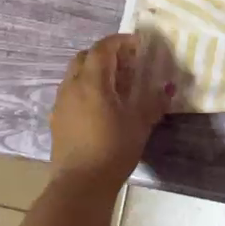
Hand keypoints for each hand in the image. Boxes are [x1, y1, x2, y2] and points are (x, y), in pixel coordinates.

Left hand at [49, 34, 173, 191]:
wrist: (80, 184)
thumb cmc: (113, 149)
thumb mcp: (139, 124)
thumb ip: (153, 103)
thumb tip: (168, 88)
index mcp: (92, 82)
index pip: (102, 49)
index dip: (119, 42)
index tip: (136, 43)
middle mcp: (72, 87)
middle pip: (84, 57)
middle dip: (104, 54)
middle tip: (125, 62)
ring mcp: (60, 104)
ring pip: (74, 75)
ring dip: (93, 72)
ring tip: (113, 84)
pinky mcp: (57, 120)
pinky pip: (70, 93)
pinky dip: (85, 89)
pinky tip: (99, 106)